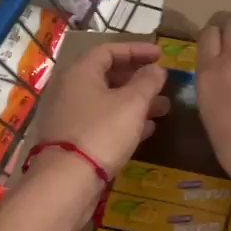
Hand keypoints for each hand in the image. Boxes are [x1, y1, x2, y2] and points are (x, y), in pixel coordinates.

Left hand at [32, 42, 169, 177]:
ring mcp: (70, 115)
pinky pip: (103, 121)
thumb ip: (148, 82)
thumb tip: (157, 69)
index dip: (137, 50)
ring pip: (108, 100)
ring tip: (163, 108)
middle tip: (163, 83)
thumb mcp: (132, 103)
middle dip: (138, 78)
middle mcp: (71, 89)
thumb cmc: (102, 132)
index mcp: (81, 72)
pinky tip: (147, 129)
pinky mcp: (73, 139)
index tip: (161, 55)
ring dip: (136, 101)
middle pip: (107, 75)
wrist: (67, 181)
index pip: (109, 50)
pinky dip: (125, 120)